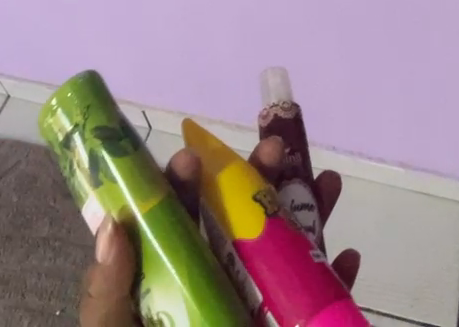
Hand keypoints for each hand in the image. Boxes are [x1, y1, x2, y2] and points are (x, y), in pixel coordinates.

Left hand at [80, 135, 361, 326]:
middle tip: (277, 149)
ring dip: (309, 213)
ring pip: (283, 252)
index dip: (185, 185)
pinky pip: (315, 304)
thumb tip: (112, 223)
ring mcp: (251, 308)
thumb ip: (110, 292)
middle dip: (259, 181)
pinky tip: (348, 257)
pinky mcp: (285, 326)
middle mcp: (213, 285)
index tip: (192, 157)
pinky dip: (336, 280)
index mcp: (169, 279)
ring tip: (327, 181)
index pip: (176, 221)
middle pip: (237, 223)